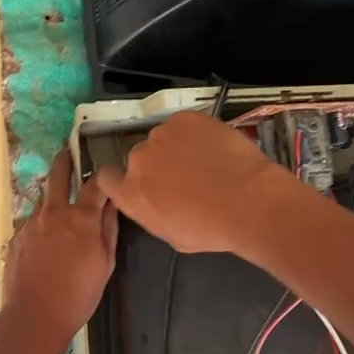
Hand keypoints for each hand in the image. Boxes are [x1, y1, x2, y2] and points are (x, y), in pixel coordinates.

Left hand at [0, 150, 118, 344]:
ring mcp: (31, 224)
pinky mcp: (15, 238)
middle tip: (66, 152)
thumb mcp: (105, 264)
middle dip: (64, 161)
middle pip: (58, 176)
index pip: (96, 184)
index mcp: (81, 218)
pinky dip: (40, 224)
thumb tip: (113, 206)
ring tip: (58, 206)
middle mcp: (54, 213)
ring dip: (52, 197)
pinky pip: (31, 222)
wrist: (34, 316)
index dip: (104, 176)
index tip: (108, 172)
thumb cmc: (78, 295)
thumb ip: (109, 230)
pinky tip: (44, 241)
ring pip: (43, 200)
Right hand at [91, 109, 306, 253]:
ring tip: (205, 160)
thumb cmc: (210, 228)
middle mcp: (138, 160)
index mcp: (130, 193)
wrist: (246, 200)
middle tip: (185, 175)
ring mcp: (161, 135)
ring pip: (164, 138)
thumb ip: (154, 213)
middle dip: (157, 164)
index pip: (108, 178)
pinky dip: (195, 133)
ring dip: (177, 147)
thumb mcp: (172, 235)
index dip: (121, 178)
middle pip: (141, 157)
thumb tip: (158, 202)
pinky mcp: (184, 118)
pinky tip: (215, 145)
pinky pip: (184, 124)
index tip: (139, 182)